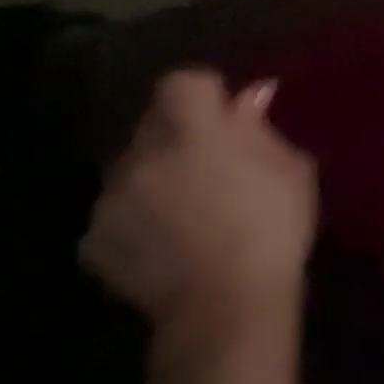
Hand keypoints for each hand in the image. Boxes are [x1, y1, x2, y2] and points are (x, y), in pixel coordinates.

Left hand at [81, 70, 317, 344]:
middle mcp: (140, 157)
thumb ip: (261, 131)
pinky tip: (172, 238)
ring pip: (133, 167)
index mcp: (195, 134)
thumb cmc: (275, 227)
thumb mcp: (292, 171)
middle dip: (183, 133)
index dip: (206, 91)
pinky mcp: (92, 238)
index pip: (183, 82)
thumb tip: (250, 97)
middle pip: (154, 123)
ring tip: (194, 205)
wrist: (224, 301)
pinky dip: (141, 215)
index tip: (230, 112)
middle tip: (218, 161)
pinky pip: (118, 210)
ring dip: (159, 173)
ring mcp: (109, 199)